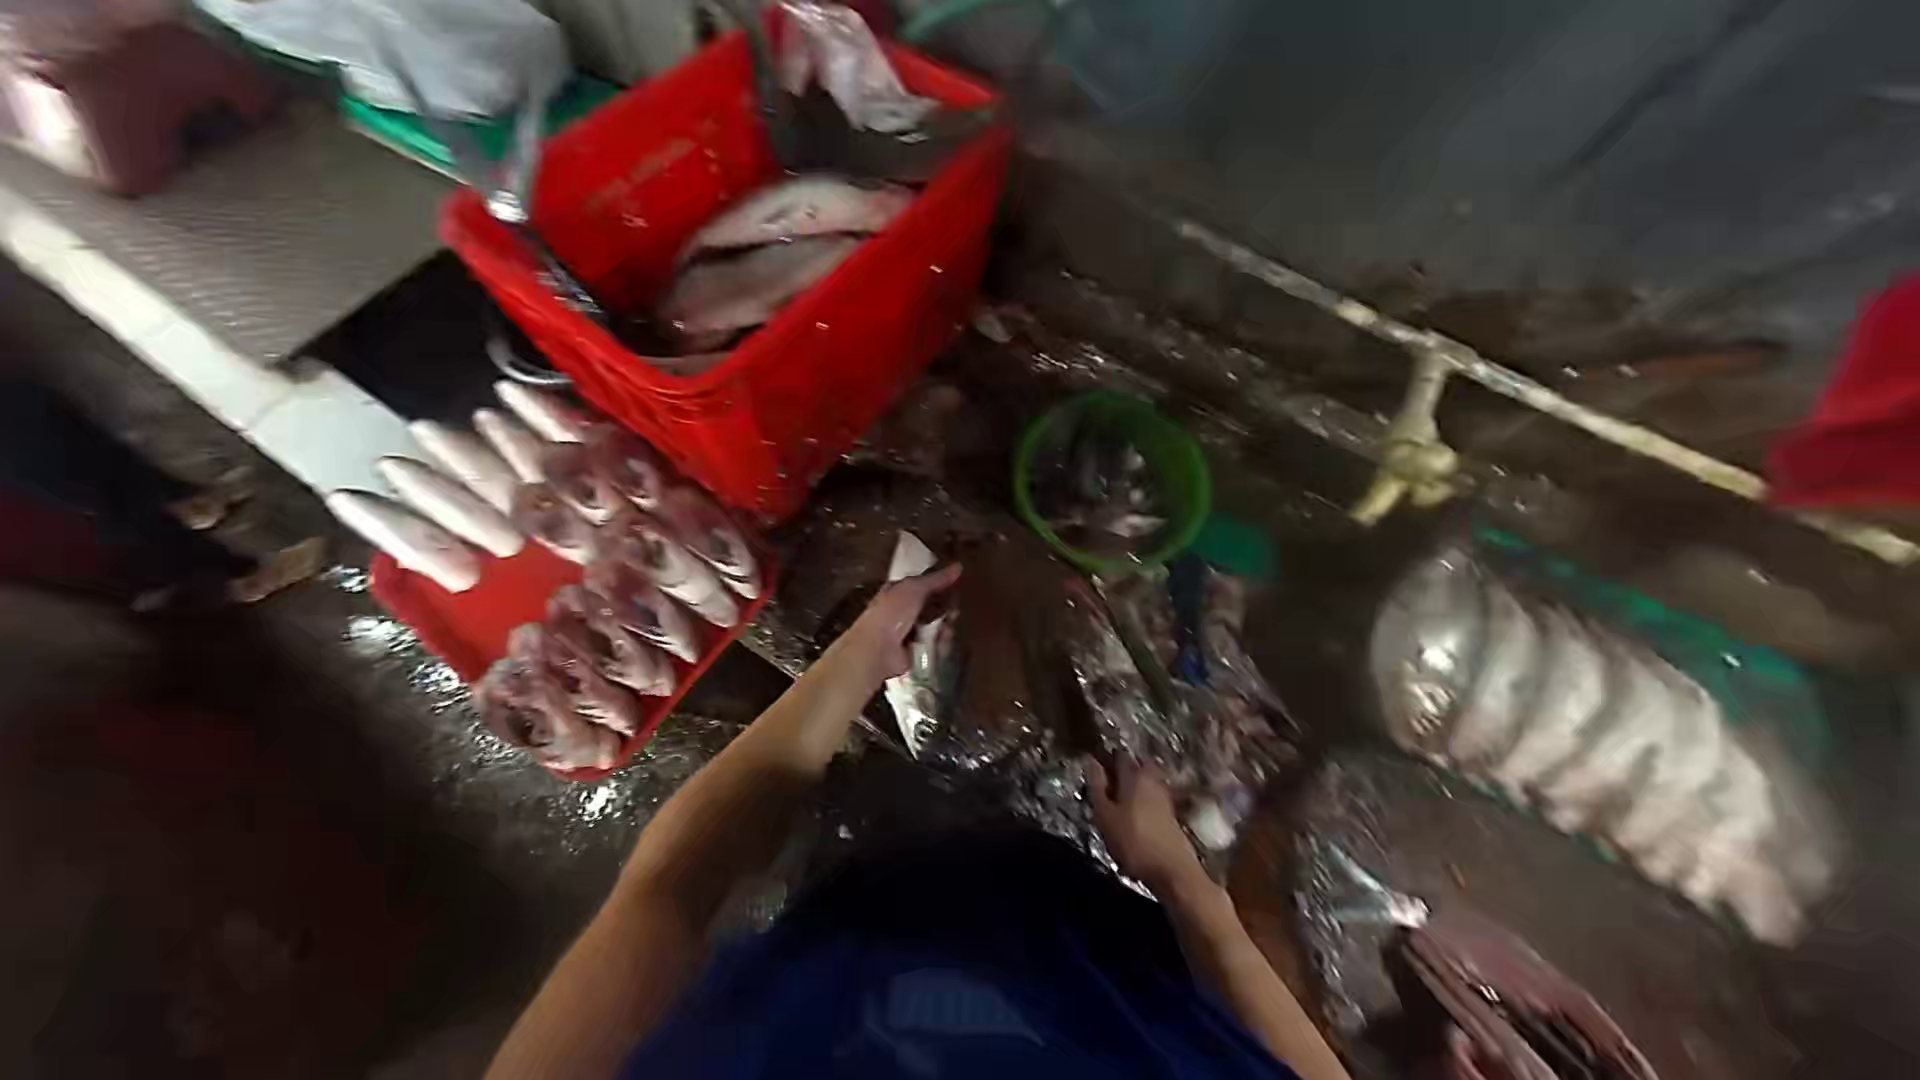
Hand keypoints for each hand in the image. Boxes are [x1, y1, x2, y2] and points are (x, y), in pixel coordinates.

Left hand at [828, 563, 961, 684]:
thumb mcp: (914, 588)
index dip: (940, 582)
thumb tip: (958, 566)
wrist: (878, 648)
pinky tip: (942, 640)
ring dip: (946, 625)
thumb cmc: (892, 611)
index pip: (923, 583)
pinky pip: (937, 644)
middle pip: (933, 606)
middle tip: (957, 605)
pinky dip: (941, 642)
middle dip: (947, 606)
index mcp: (898, 591)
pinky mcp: (918, 652)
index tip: (958, 580)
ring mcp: (911, 632)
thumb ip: (936, 578)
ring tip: (949, 624)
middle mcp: (904, 611)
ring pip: (938, 625)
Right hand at [1089, 759, 1204, 891]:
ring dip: (1132, 788)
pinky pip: (1152, 798)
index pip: (1120, 755)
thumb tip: (1091, 760)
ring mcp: (1165, 797)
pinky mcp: (1172, 815)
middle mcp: (1153, 780)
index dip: (1106, 757)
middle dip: (1122, 772)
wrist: (1174, 872)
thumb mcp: (1105, 815)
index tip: (1094, 768)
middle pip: (1136, 767)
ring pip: (1145, 783)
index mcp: (1135, 775)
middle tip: (1105, 786)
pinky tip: (1133, 817)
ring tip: (1116, 804)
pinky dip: (1142, 802)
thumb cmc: (1133, 841)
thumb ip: (1097, 786)